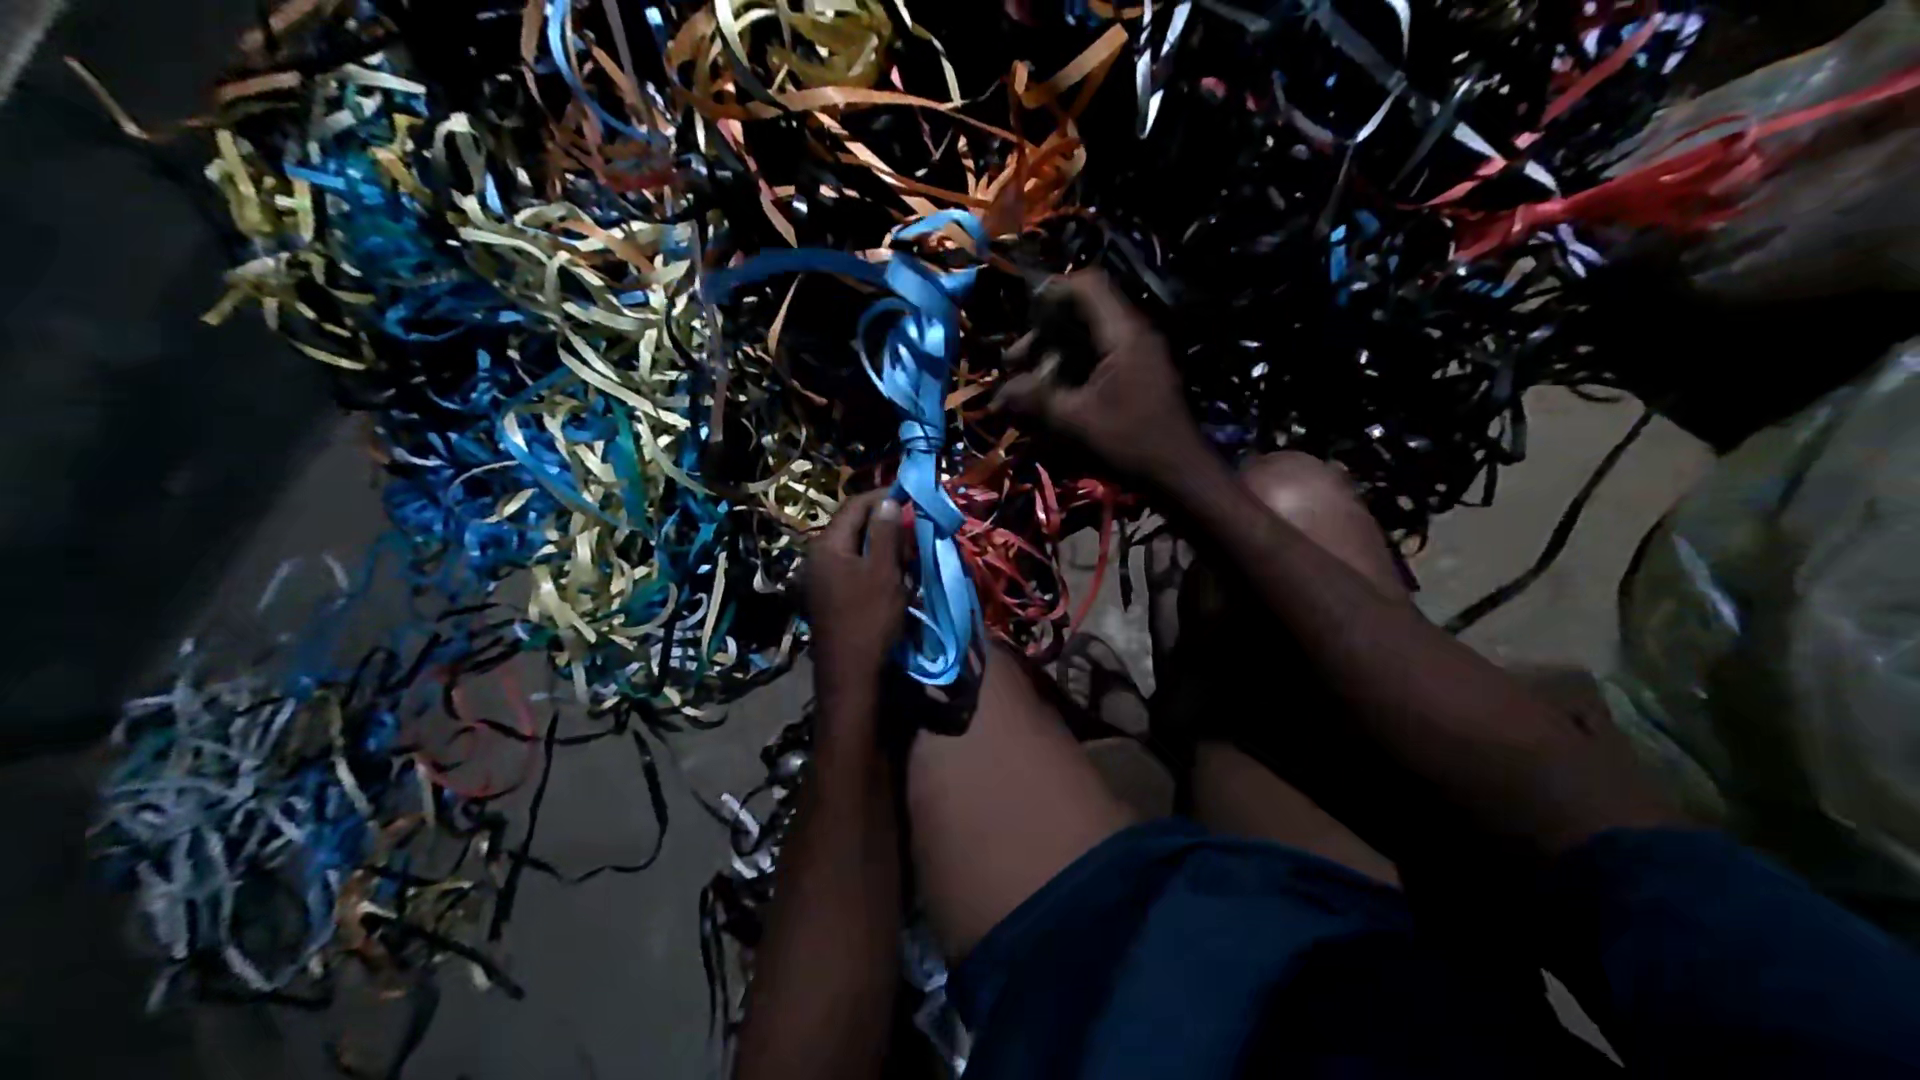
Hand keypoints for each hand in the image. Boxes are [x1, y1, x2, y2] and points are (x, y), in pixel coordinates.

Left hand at [805, 490, 908, 697]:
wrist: (851, 673)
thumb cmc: (869, 618)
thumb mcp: (883, 571)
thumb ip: (885, 532)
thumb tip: (887, 501)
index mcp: (827, 545)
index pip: (854, 506)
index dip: (882, 496)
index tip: (909, 495)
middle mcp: (818, 557)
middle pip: (854, 527)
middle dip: (885, 523)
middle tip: (913, 528)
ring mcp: (822, 578)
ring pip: (856, 549)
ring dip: (882, 546)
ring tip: (908, 553)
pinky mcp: (831, 596)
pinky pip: (854, 569)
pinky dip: (875, 565)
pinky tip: (895, 576)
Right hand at [995, 270, 1211, 485]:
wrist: (1180, 472)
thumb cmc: (1131, 442)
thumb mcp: (1076, 421)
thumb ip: (1035, 400)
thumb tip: (998, 395)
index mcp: (1123, 334)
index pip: (1087, 286)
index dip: (1051, 292)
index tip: (1022, 316)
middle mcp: (1132, 334)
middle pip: (1081, 312)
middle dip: (1042, 333)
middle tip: (1013, 361)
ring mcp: (1136, 353)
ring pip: (1086, 337)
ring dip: (1053, 353)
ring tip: (1024, 382)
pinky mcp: (1135, 373)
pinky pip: (1097, 356)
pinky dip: (1070, 368)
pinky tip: (1050, 392)